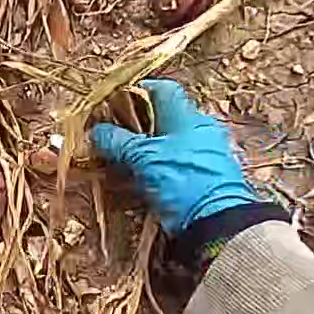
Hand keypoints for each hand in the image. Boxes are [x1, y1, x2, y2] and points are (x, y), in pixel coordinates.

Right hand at [90, 78, 260, 234]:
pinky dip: (157, 169)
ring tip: (121, 162)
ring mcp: (205, 155)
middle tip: (112, 137)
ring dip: (145, 150)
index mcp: (187, 116)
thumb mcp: (143, 158)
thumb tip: (96, 131)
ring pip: (169, 143)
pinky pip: (176, 166)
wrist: (216, 223)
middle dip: (136, 126)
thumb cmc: (181, 181)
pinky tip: (141, 181)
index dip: (136, 93)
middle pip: (163, 117)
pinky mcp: (205, 179)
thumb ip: (118, 141)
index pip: (161, 89)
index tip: (113, 105)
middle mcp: (199, 130)